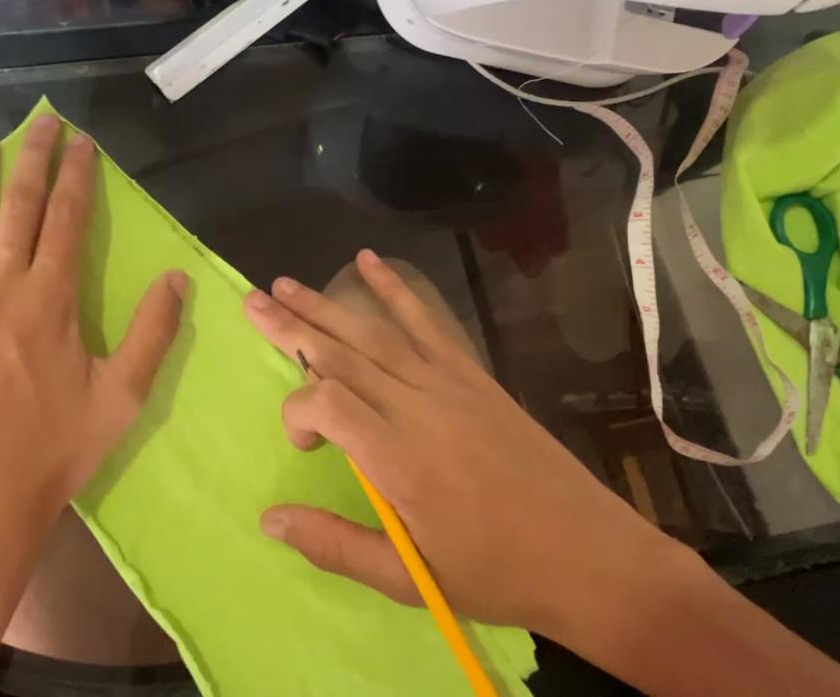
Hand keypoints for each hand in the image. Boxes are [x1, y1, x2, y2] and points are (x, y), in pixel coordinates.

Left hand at [0, 115, 187, 598]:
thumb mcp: (121, 398)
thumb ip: (152, 333)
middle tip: (40, 122)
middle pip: (18, 206)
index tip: (82, 141)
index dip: (77, 175)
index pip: (68, 218)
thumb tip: (177, 277)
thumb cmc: (52, 453)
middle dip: (32, 158)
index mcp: (51, 299)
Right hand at [242, 249, 694, 641]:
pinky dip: (396, 289)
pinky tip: (370, 260)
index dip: (297, 412)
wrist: (588, 554)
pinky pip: (427, 322)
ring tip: (284, 284)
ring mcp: (447, 382)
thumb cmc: (494, 572)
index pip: (326, 401)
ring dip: (325, 305)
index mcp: (397, 455)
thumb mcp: (408, 579)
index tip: (302, 446)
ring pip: (374, 332)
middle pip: (342, 351)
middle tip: (251, 302)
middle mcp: (417, 405)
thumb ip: (335, 544)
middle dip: (291, 326)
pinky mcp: (472, 375)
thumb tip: (269, 518)